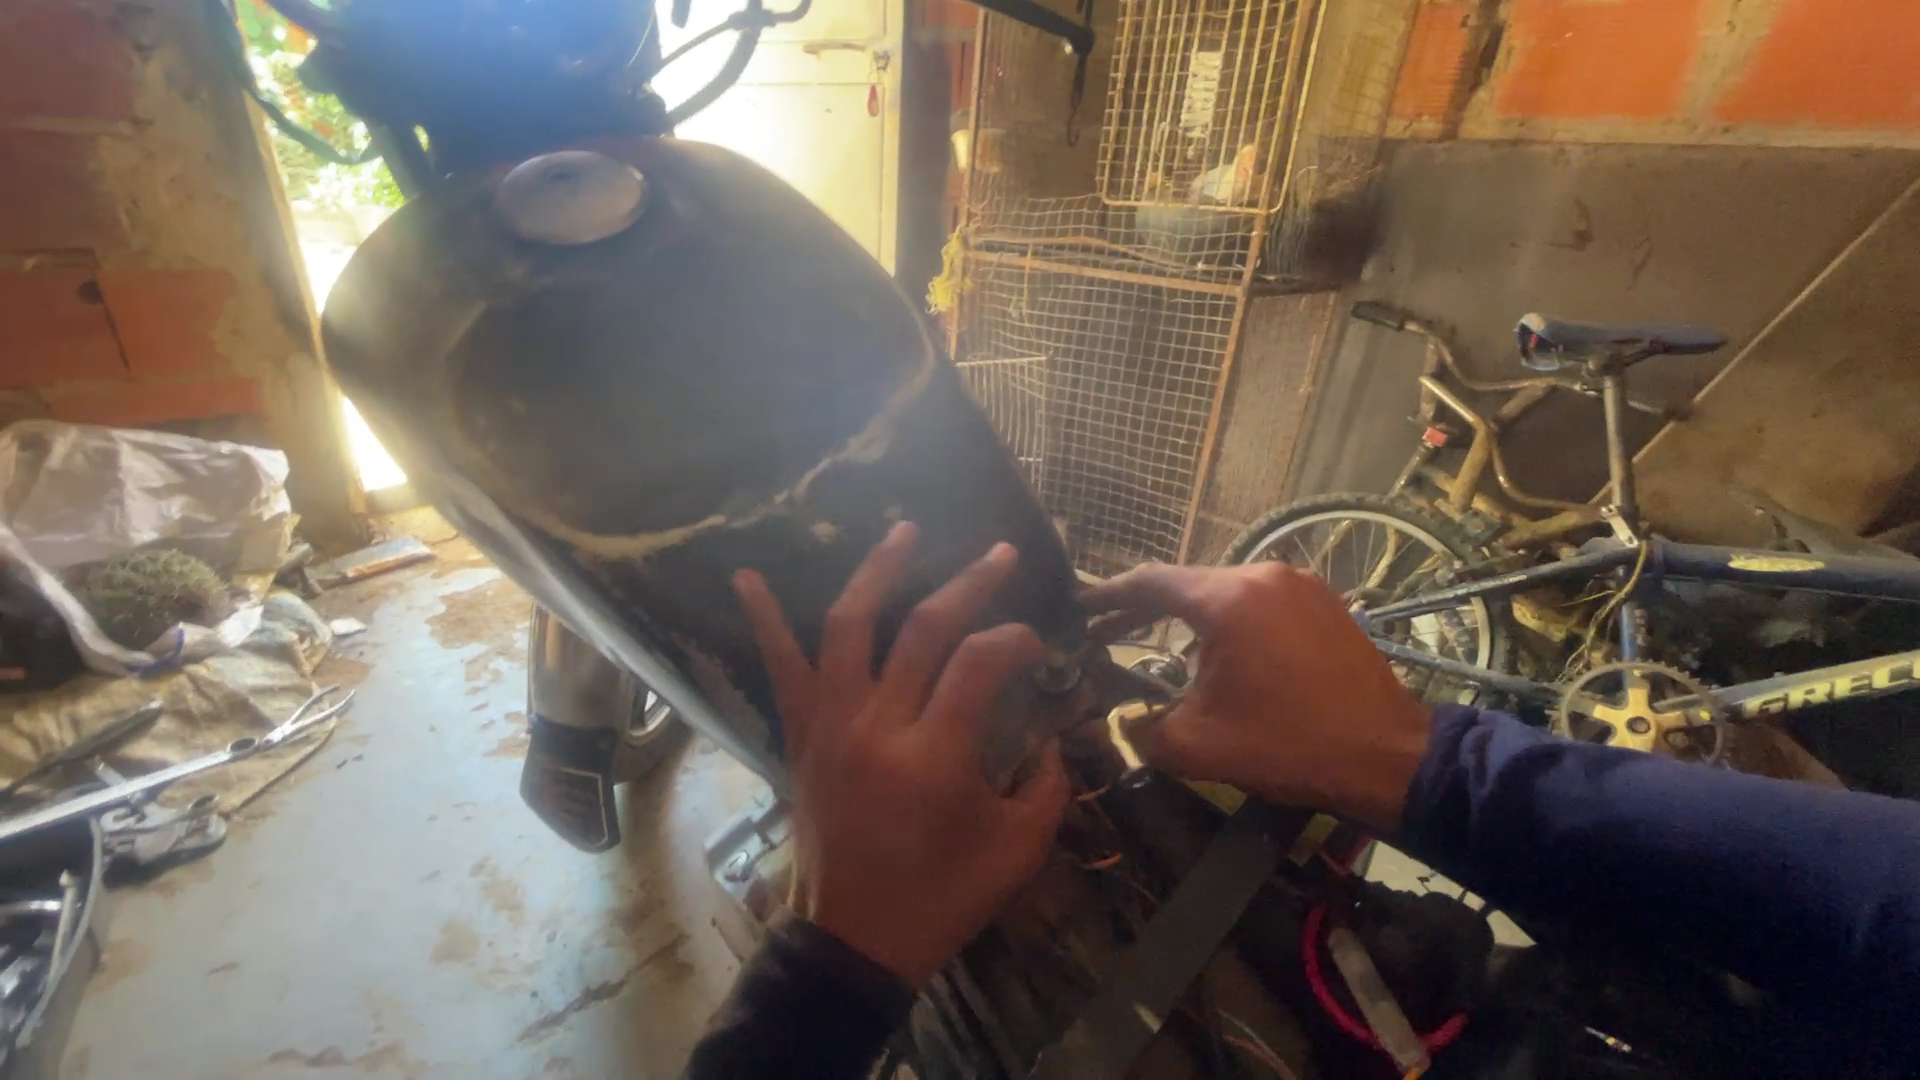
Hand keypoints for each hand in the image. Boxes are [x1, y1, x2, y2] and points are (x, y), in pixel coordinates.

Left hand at [732, 522, 1069, 983]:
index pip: (979, 663)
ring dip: (879, 570)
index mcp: (934, 758)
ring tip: (904, 528)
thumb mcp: (1018, 851)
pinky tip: (747, 576)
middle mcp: (877, 726)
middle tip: (1000, 554)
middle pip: (923, 629)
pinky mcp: (801, 735)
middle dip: (970, 584)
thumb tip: (1057, 733)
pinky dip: (764, 620)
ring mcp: (830, 725)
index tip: (1035, 641)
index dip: (1015, 638)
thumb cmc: (940, 899)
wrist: (853, 941)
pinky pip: (779, 669)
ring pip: (848, 626)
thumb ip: (1049, 786)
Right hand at [1083, 562, 1429, 830]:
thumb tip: (1109, 722)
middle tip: (1101, 631)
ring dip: (1182, 614)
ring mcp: (1298, 583)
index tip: (1075, 607)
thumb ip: (1138, 729)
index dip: (1105, 594)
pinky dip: (1223, 617)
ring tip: (1150, 642)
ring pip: (1220, 589)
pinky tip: (1211, 648)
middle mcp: (1262, 574)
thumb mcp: (1198, 746)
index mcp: (1228, 599)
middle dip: (1138, 608)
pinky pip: (1255, 598)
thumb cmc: (1289, 746)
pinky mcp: (1322, 601)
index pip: (1148, 581)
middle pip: (1184, 582)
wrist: (1393, 759)